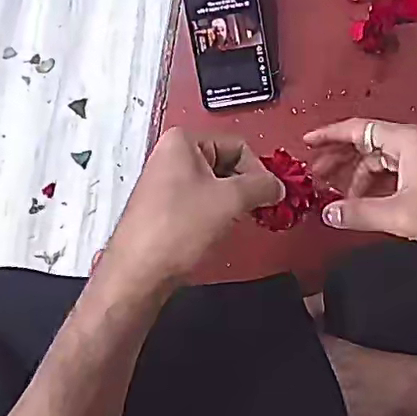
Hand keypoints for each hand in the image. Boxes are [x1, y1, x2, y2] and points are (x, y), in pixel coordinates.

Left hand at [94, 128, 283, 295]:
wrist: (138, 274)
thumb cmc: (177, 229)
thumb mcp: (230, 200)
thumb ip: (262, 186)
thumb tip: (278, 186)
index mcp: (183, 142)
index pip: (238, 146)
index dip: (257, 171)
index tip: (268, 194)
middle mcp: (171, 156)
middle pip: (227, 164)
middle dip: (245, 187)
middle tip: (258, 209)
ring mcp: (166, 182)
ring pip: (216, 185)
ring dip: (233, 202)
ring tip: (235, 221)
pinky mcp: (165, 208)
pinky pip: (202, 201)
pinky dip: (217, 213)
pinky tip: (217, 230)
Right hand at [304, 119, 416, 261]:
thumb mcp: (400, 215)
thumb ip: (359, 212)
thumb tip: (328, 213)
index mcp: (406, 140)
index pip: (358, 128)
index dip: (329, 135)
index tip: (307, 141)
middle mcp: (413, 143)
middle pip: (366, 142)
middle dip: (339, 157)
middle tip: (315, 173)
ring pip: (379, 160)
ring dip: (356, 175)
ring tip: (336, 194)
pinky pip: (392, 173)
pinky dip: (373, 184)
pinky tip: (363, 201)